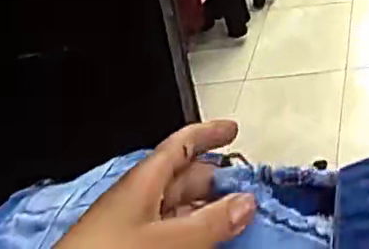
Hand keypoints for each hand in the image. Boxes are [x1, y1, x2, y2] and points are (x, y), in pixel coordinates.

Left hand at [55, 121, 255, 248]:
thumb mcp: (168, 241)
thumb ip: (211, 220)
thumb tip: (247, 201)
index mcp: (142, 182)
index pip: (181, 143)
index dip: (210, 133)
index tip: (234, 131)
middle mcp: (132, 202)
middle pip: (179, 177)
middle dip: (212, 180)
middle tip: (241, 189)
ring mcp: (121, 233)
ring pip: (170, 211)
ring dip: (199, 212)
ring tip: (227, 222)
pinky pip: (158, 236)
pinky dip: (182, 235)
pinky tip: (198, 246)